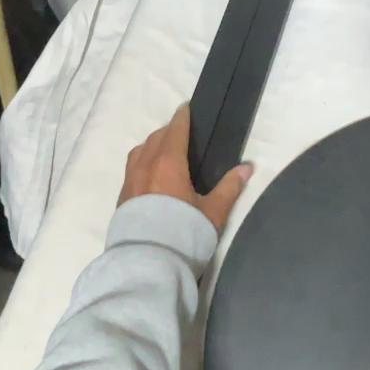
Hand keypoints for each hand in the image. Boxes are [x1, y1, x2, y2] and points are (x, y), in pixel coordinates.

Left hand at [118, 104, 252, 231]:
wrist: (147, 262)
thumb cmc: (183, 232)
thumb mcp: (213, 211)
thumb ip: (229, 187)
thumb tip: (247, 168)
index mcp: (168, 162)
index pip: (175, 130)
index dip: (182, 117)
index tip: (186, 107)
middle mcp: (146, 165)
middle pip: (157, 137)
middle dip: (169, 131)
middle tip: (182, 133)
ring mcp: (130, 181)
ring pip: (140, 151)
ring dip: (153, 145)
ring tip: (165, 151)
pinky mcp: (122, 197)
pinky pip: (132, 168)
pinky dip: (143, 161)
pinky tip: (151, 175)